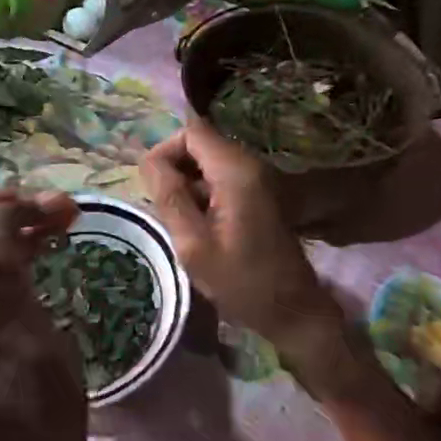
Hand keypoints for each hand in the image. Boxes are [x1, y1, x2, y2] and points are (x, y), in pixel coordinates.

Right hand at [141, 121, 367, 384]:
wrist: (292, 310)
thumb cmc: (242, 282)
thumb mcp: (193, 244)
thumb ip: (169, 197)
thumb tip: (148, 160)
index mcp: (236, 171)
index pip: (190, 130)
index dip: (164, 151)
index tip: (153, 188)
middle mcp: (249, 164)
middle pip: (198, 143)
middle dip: (173, 169)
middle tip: (163, 209)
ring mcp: (256, 178)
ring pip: (206, 162)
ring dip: (185, 184)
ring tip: (178, 222)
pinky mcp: (256, 194)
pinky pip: (219, 179)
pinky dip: (201, 195)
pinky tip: (197, 227)